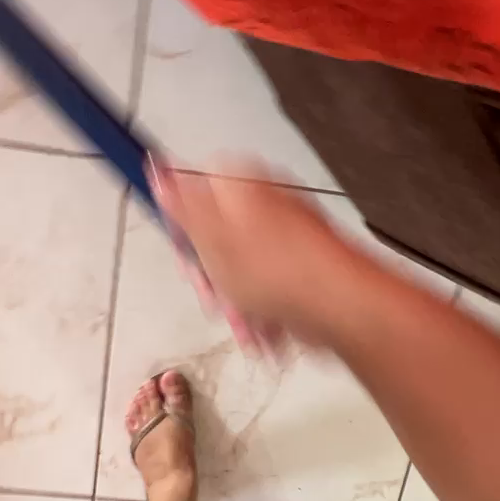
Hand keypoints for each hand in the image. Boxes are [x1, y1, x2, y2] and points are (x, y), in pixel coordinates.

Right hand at [152, 159, 381, 352]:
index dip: (184, 228)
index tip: (184, 253)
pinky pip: (270, 289)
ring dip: (238, 304)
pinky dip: (264, 312)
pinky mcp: (303, 268)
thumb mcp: (210, 240)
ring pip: (244, 271)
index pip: (194, 191)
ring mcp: (287, 237)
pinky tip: (267, 330)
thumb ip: (181, 205)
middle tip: (215, 292)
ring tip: (246, 322)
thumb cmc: (283, 273)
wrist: (342, 304)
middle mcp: (266, 204)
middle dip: (213, 276)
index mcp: (241, 184)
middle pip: (219, 238)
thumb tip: (157, 171)